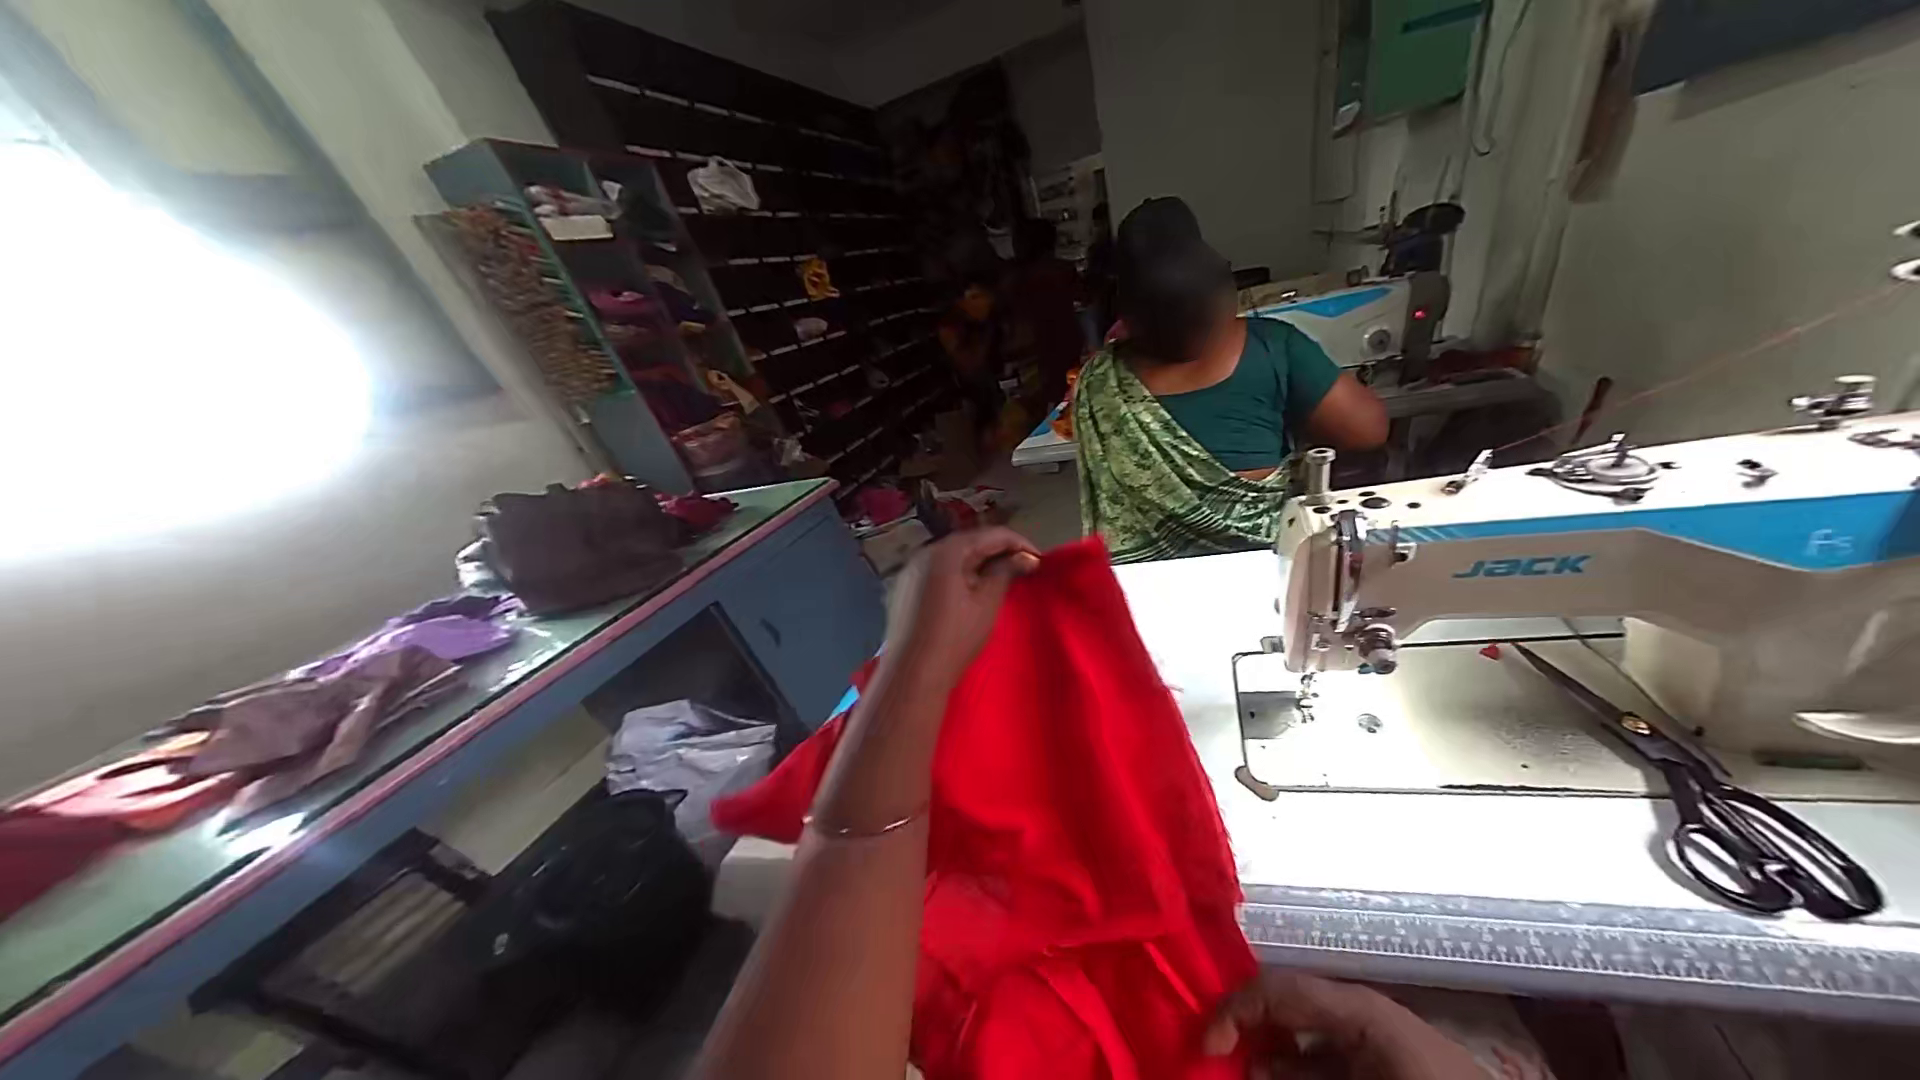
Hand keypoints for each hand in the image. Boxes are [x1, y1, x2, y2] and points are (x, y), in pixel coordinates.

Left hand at [883, 528, 1040, 691]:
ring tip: (1002, 576)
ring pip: (952, 555)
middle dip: (998, 551)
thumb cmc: (955, 637)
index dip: (1018, 544)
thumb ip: (1006, 572)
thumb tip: (1026, 557)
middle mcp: (925, 552)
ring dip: (978, 561)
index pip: (990, 535)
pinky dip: (958, 572)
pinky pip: (937, 570)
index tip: (1039, 560)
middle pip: (969, 541)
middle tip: (1023, 567)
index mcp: (947, 551)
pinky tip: (971, 587)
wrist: (912, 673)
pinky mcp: (905, 587)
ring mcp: (911, 569)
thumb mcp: (987, 602)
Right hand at [1204, 973, 1484, 1079]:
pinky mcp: (1381, 1066)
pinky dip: (1297, 1069)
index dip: (1232, 1011)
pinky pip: (1325, 1061)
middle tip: (1214, 1060)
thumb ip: (1297, 1070)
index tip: (1204, 1049)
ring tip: (1240, 1074)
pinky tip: (1274, 1079)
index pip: (1275, 989)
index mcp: (1354, 1007)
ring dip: (1269, 1057)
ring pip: (1302, 1039)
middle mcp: (1358, 1013)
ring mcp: (1372, 1042)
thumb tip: (1246, 1069)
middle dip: (1247, 1031)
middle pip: (1284, 1006)